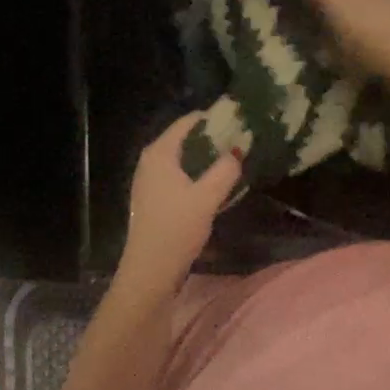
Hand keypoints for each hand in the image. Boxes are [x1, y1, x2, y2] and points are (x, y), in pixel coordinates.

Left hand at [118, 111, 240, 296]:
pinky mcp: (152, 197)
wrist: (149, 271)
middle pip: (184, 138)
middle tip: (241, 141)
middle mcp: (150, 160)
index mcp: (159, 152)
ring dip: (205, 158)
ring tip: (233, 160)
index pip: (188, 122)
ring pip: (182, 158)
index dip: (213, 118)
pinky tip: (213, 184)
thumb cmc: (176, 228)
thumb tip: (239, 148)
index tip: (239, 120)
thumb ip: (225, 170)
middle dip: (211, 138)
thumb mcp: (207, 198)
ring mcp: (148, 179)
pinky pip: (177, 174)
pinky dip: (195, 173)